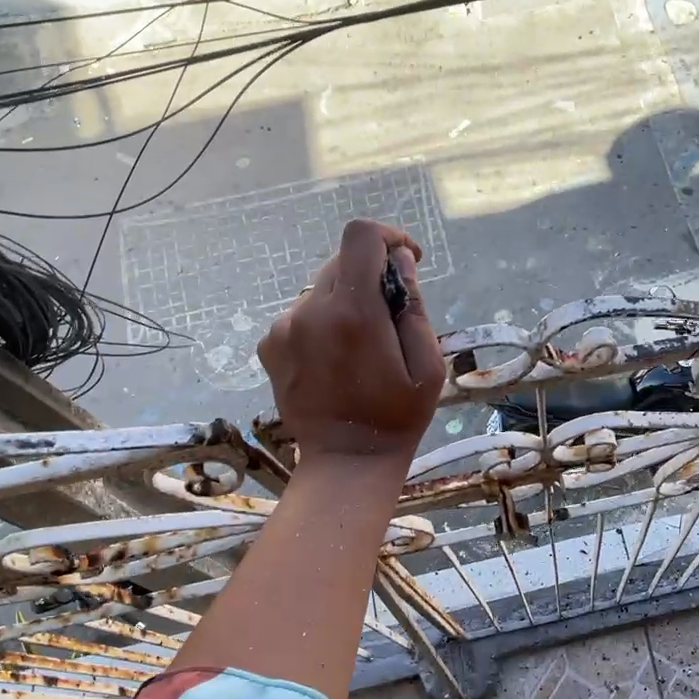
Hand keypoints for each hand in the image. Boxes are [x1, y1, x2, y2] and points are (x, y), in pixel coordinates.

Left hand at [259, 220, 444, 463]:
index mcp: (354, 314)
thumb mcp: (428, 365)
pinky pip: (303, 314)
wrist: (346, 461)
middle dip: (372, 277)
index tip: (408, 259)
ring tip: (363, 347)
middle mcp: (310, 311)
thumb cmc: (397, 417)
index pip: (361, 238)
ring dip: (347, 301)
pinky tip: (337, 360)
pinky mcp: (270, 344)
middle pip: (342, 262)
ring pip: (322, 289)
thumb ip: (413, 306)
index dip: (389, 237)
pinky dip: (324, 322)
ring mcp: (284, 327)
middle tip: (391, 318)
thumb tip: (401, 261)